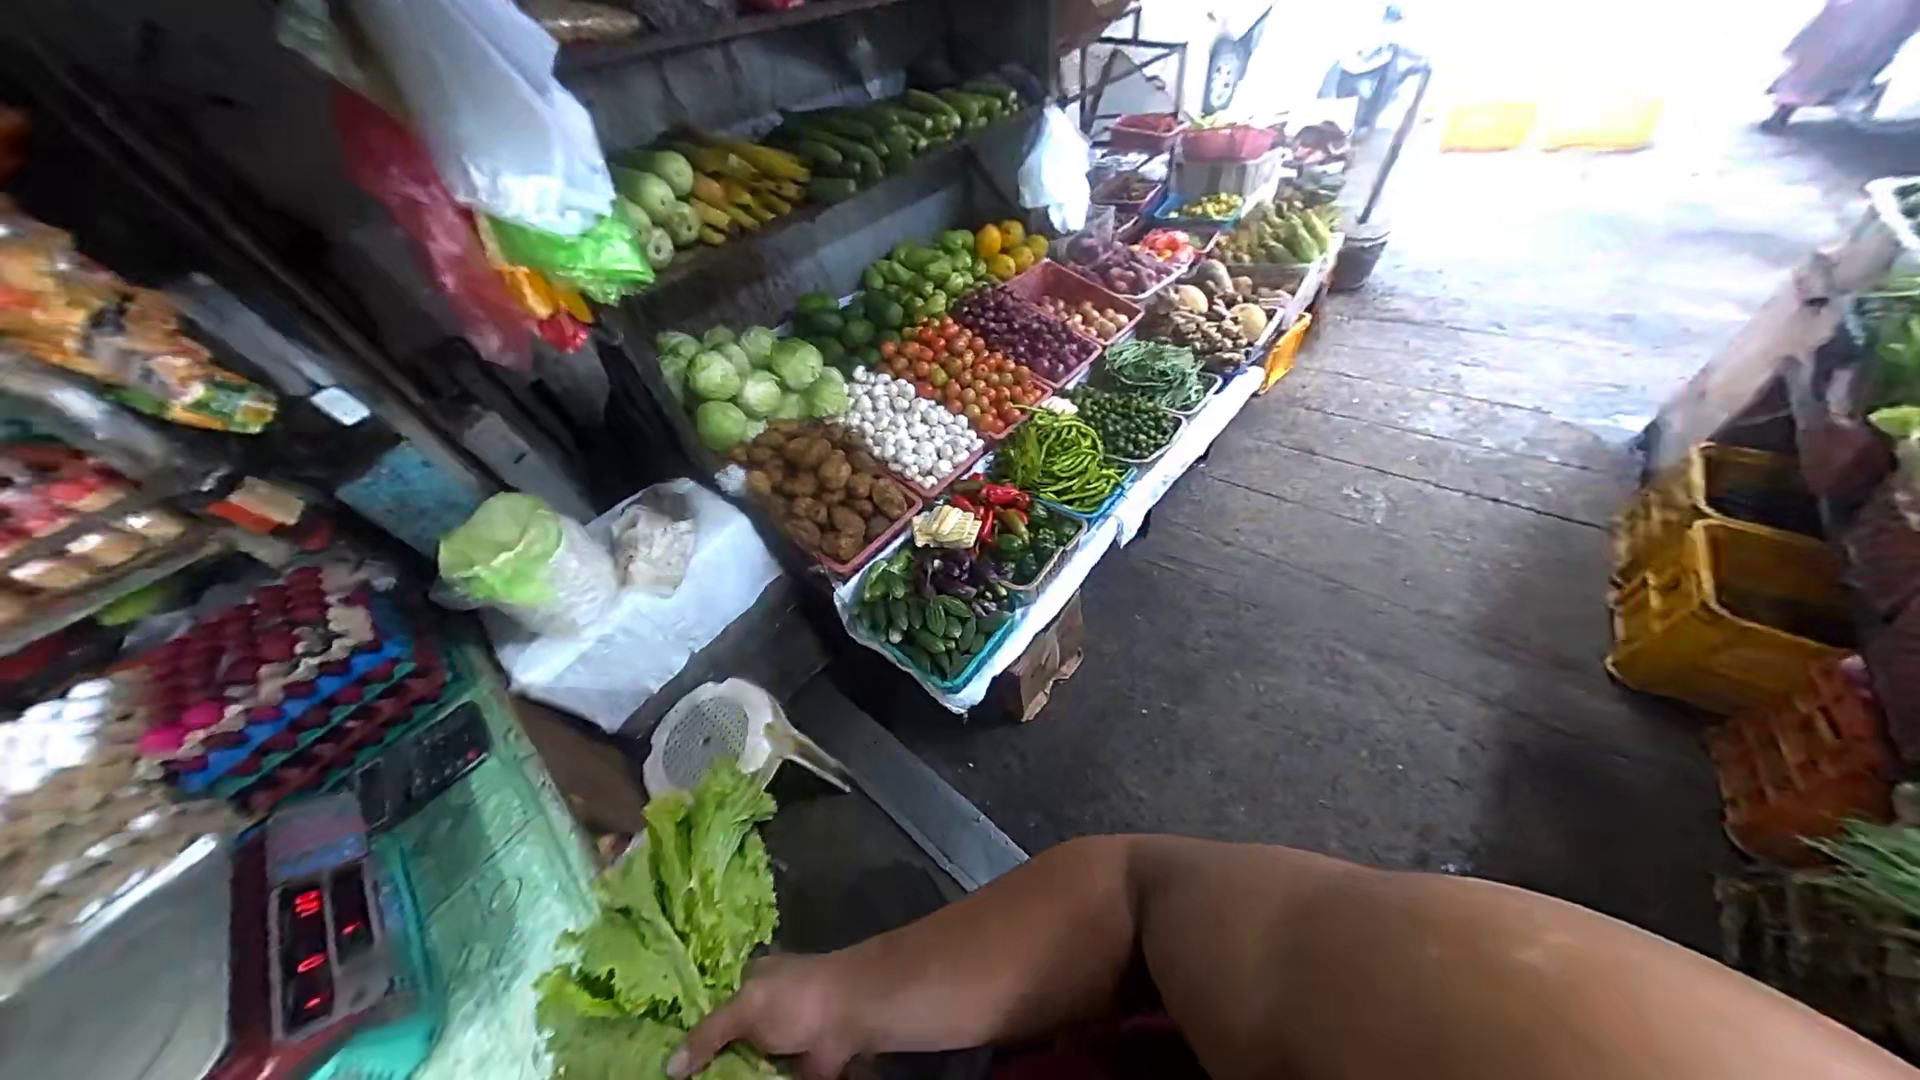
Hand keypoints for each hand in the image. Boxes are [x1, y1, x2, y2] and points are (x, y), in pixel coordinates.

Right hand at [668, 953, 865, 1079]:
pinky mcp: (792, 1064)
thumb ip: (708, 1033)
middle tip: (673, 1079)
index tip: (666, 1056)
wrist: (848, 1017)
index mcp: (753, 978)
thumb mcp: (746, 1008)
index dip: (693, 1027)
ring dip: (727, 1075)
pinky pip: (765, 1077)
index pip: (715, 1001)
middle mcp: (765, 1002)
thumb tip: (669, 1066)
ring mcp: (780, 1036)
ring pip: (744, 1061)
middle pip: (727, 1035)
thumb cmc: (797, 998)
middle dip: (706, 1060)